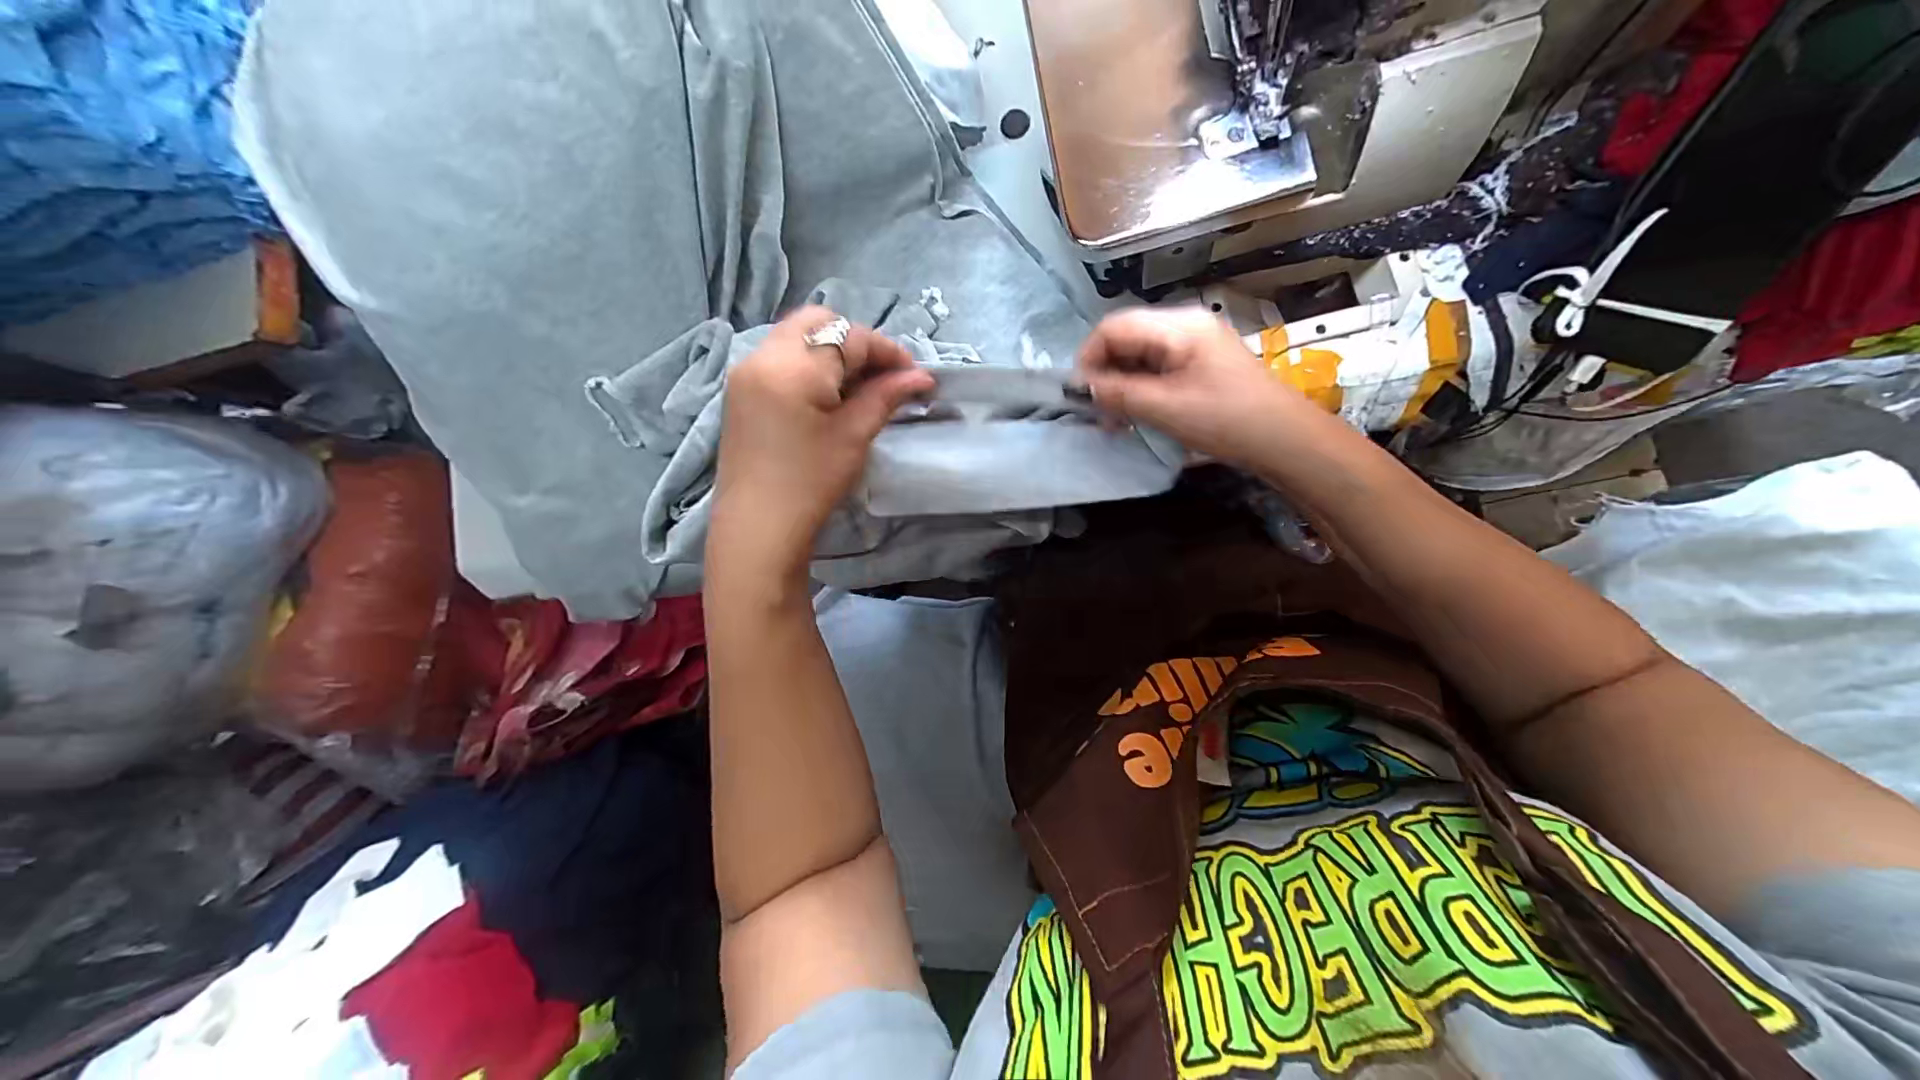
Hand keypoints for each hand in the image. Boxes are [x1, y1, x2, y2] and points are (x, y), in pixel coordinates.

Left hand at [710, 307, 934, 580]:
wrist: (758, 526)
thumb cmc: (810, 483)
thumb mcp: (853, 436)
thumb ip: (885, 396)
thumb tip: (921, 377)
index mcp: (791, 366)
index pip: (848, 336)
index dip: (886, 350)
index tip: (912, 375)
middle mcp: (762, 356)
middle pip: (817, 322)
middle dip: (855, 340)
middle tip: (881, 375)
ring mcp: (746, 372)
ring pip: (797, 337)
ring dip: (831, 351)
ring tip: (858, 386)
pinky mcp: (740, 391)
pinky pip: (780, 357)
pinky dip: (809, 364)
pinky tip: (828, 396)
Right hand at [1078, 306, 1329, 466]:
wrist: (1286, 439)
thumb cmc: (1227, 420)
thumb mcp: (1165, 408)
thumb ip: (1119, 393)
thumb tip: (1082, 387)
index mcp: (1179, 326)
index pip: (1114, 327)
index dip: (1089, 358)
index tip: (1080, 395)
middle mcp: (1186, 325)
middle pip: (1126, 338)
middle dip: (1104, 373)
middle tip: (1098, 413)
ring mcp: (1195, 343)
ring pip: (1139, 355)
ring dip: (1121, 385)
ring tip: (1116, 420)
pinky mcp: (1201, 364)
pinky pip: (1157, 368)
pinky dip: (1140, 389)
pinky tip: (1137, 414)